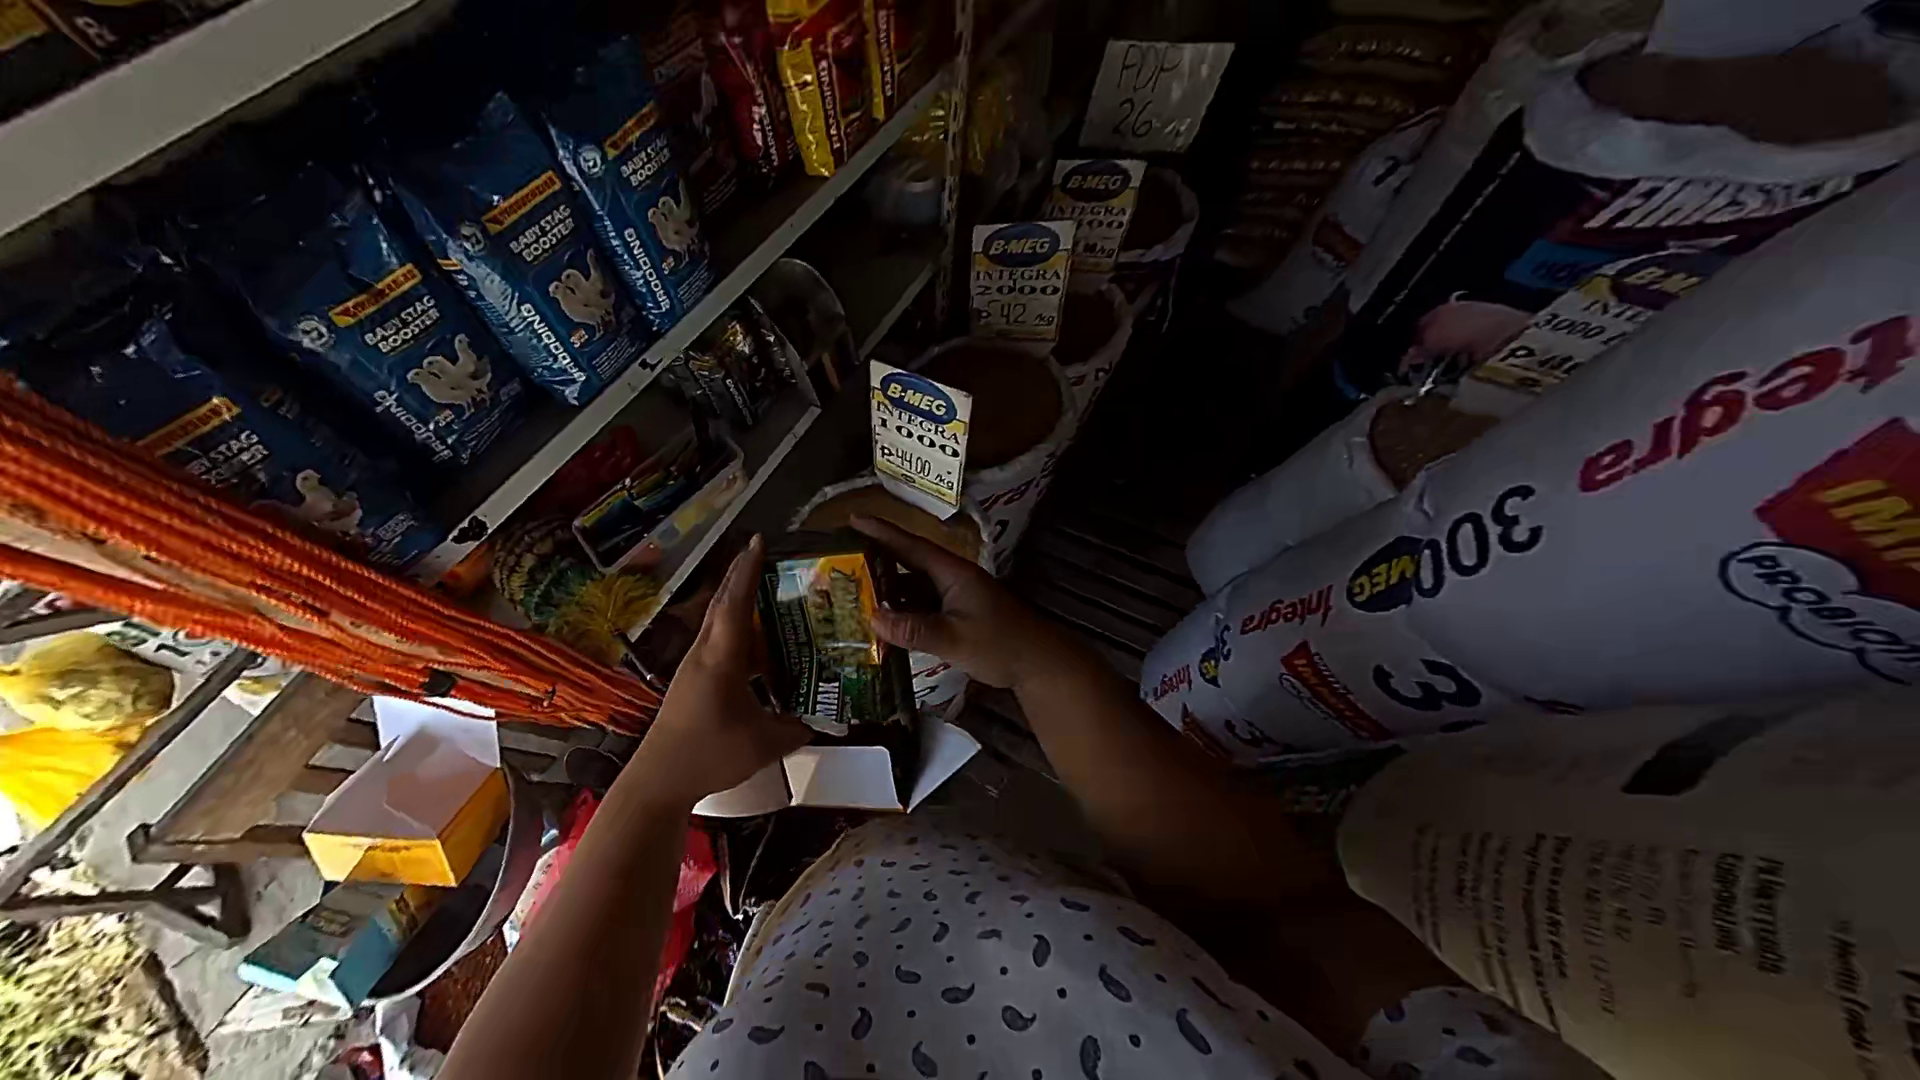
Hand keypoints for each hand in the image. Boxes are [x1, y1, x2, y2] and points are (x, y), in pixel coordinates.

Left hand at [626, 536, 810, 807]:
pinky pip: (718, 642)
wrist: (658, 782)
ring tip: (768, 590)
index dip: (747, 570)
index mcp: (721, 659)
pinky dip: (738, 630)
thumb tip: (822, 717)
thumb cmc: (709, 755)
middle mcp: (704, 654)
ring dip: (738, 601)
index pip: (735, 603)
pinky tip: (758, 643)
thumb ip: (797, 726)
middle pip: (722, 603)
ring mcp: (694, 667)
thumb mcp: (764, 743)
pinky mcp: (692, 681)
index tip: (758, 540)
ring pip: (718, 622)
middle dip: (742, 574)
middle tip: (765, 552)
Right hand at [851, 515, 1062, 688]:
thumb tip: (873, 617)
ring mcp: (957, 596)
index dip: (882, 532)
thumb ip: (914, 629)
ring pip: (915, 587)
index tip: (853, 519)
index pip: (911, 546)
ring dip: (889, 590)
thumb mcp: (954, 638)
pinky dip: (904, 610)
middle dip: (878, 559)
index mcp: (952, 573)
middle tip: (843, 559)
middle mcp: (952, 579)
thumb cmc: (1000, 644)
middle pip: (909, 563)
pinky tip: (886, 622)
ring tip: (855, 593)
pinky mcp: (960, 614)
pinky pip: (924, 605)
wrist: (1039, 662)